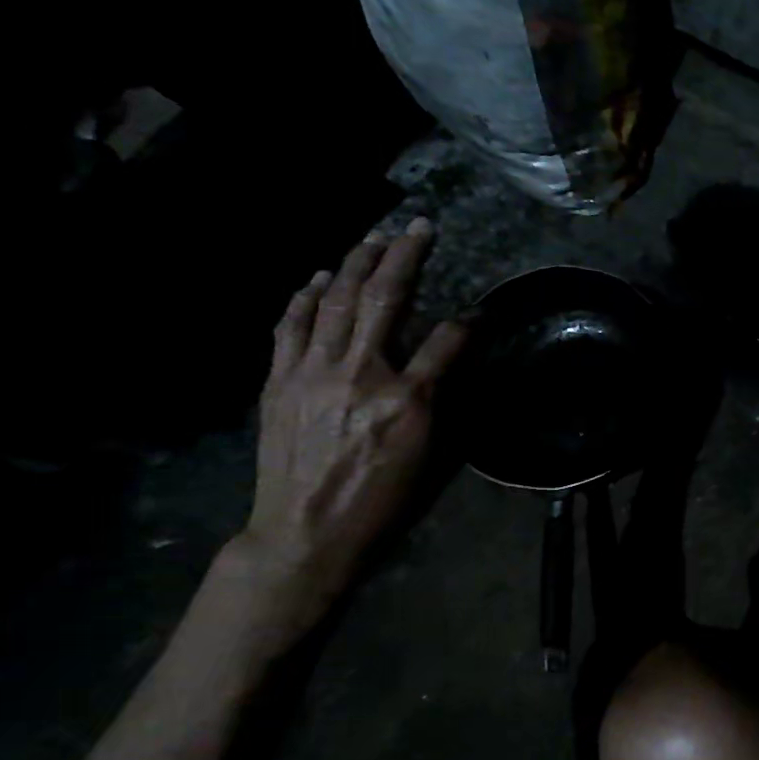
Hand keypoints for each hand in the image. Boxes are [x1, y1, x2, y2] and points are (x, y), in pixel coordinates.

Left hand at [231, 218, 466, 610]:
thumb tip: (450, 353)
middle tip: (419, 225)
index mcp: (404, 400)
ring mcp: (312, 373)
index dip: (467, 320)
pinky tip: (316, 276)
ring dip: (355, 262)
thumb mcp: (425, 455)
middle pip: (382, 299)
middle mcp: (358, 375)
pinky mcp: (279, 381)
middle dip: (404, 255)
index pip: (445, 341)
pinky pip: (291, 325)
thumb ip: (439, 395)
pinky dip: (304, 296)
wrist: (304, 534)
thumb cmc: (378, 500)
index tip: (479, 306)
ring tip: (374, 237)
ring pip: (334, 301)